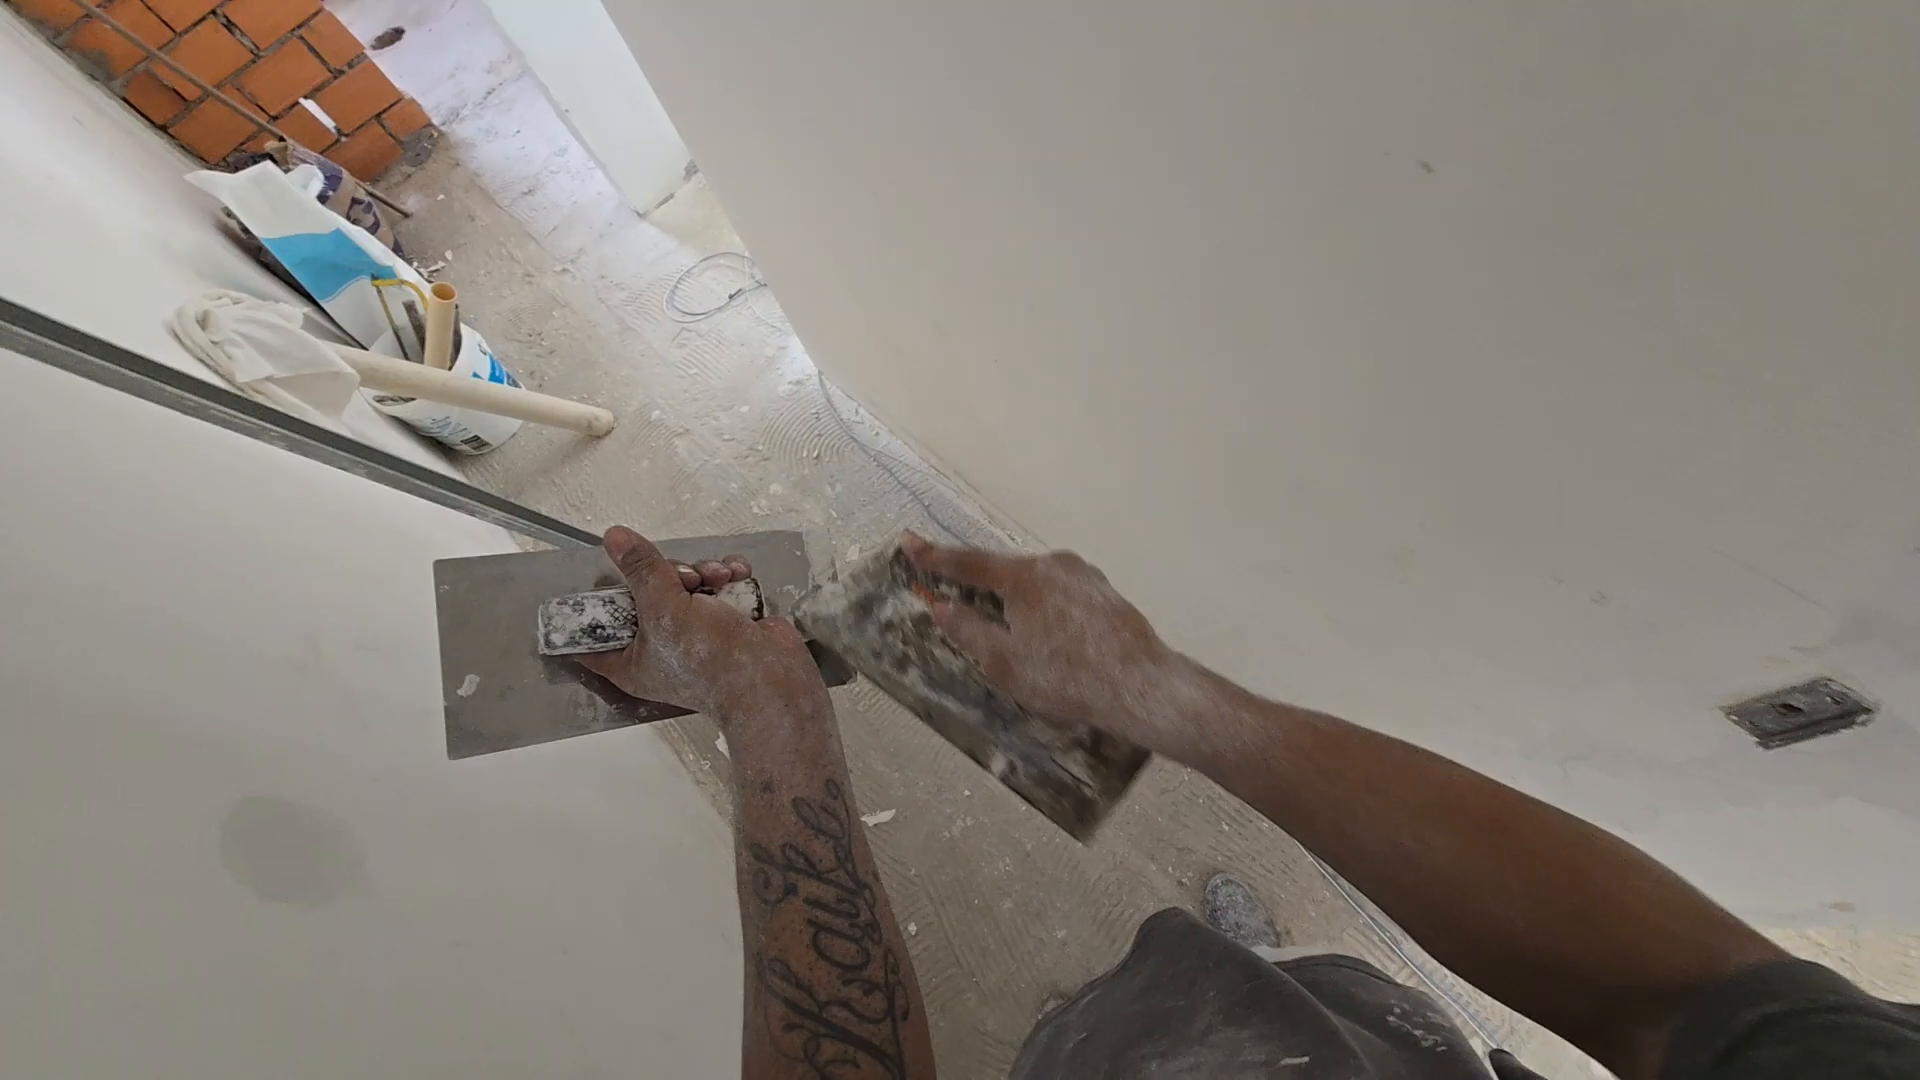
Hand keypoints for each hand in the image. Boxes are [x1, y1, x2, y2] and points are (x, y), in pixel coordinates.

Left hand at [578, 526, 822, 717]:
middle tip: (688, 580)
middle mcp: (661, 644)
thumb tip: (613, 535)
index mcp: (631, 658)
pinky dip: (730, 576)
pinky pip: (720, 585)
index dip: (594, 604)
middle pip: (647, 591)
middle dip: (672, 574)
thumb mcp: (666, 610)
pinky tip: (740, 574)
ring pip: (688, 582)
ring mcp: (698, 630)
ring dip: (706, 571)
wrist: (771, 678)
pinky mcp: (728, 618)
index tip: (600, 576)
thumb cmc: (710, 658)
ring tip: (723, 578)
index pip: (596, 631)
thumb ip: (641, 570)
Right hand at [900, 532, 1202, 755]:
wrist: (1142, 687)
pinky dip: (1041, 606)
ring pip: (1034, 582)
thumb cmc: (1066, 677)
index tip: (909, 542)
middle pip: (1004, 571)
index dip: (935, 557)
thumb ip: (967, 630)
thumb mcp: (1004, 661)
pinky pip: (1058, 591)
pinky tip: (1049, 636)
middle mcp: (1054, 564)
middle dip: (980, 585)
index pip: (968, 563)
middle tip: (959, 599)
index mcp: (1024, 576)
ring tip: (1013, 634)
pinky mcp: (1103, 592)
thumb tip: (940, 607)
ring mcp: (1083, 575)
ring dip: (1014, 600)